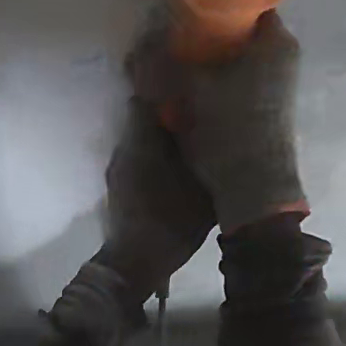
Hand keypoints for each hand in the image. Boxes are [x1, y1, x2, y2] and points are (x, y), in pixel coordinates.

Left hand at [93, 95, 215, 303]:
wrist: (134, 264)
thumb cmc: (168, 225)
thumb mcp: (200, 192)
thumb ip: (210, 160)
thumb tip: (227, 135)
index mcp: (141, 144)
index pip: (144, 98)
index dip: (164, 86)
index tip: (188, 81)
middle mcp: (124, 150)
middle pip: (143, 117)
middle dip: (168, 111)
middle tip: (199, 110)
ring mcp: (118, 169)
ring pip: (141, 138)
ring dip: (162, 135)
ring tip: (192, 136)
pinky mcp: (119, 185)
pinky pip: (138, 157)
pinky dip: (156, 154)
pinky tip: (178, 164)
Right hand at [130, 11, 305, 233]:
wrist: (254, 187)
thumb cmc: (229, 129)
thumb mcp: (192, 90)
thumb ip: (167, 63)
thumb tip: (140, 48)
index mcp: (275, 41)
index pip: (245, 4)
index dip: (213, 4)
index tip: (184, 12)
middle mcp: (283, 58)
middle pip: (239, 34)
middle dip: (205, 38)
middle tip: (171, 41)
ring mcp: (278, 87)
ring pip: (236, 62)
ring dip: (208, 64)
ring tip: (174, 68)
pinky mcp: (267, 111)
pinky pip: (237, 84)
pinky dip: (216, 84)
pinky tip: (188, 94)